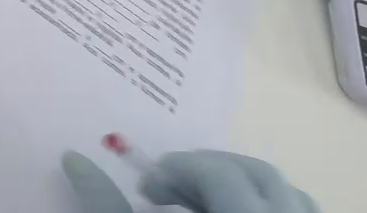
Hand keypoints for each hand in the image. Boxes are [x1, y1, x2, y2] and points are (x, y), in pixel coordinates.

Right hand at [62, 150, 318, 212]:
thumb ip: (105, 206)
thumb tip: (73, 158)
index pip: (218, 173)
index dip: (177, 171)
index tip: (148, 190)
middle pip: (260, 176)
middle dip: (210, 172)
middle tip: (173, 192)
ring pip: (293, 200)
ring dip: (246, 190)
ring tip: (207, 206)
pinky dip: (273, 211)